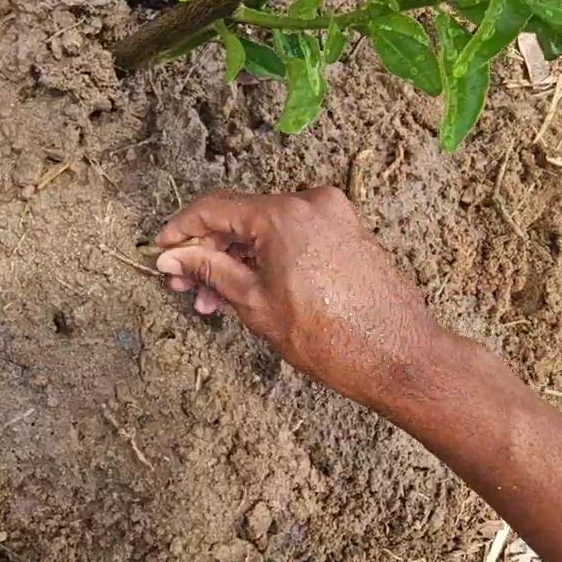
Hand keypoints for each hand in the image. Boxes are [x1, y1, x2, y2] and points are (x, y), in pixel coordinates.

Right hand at [154, 187, 446, 409]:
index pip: (214, 209)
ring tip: (212, 300)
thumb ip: (209, 271)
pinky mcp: (345, 232)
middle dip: (206, 252)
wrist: (399, 358)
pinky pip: (290, 237)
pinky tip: (245, 290)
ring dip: (234, 260)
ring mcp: (332, 216)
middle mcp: (310, 204)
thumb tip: (171, 258)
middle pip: (239, 218)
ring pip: (264, 230)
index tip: (161, 251)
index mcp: (284, 215)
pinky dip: (264, 259)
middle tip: (183, 284)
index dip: (180, 230)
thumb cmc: (331, 337)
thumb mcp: (254, 304)